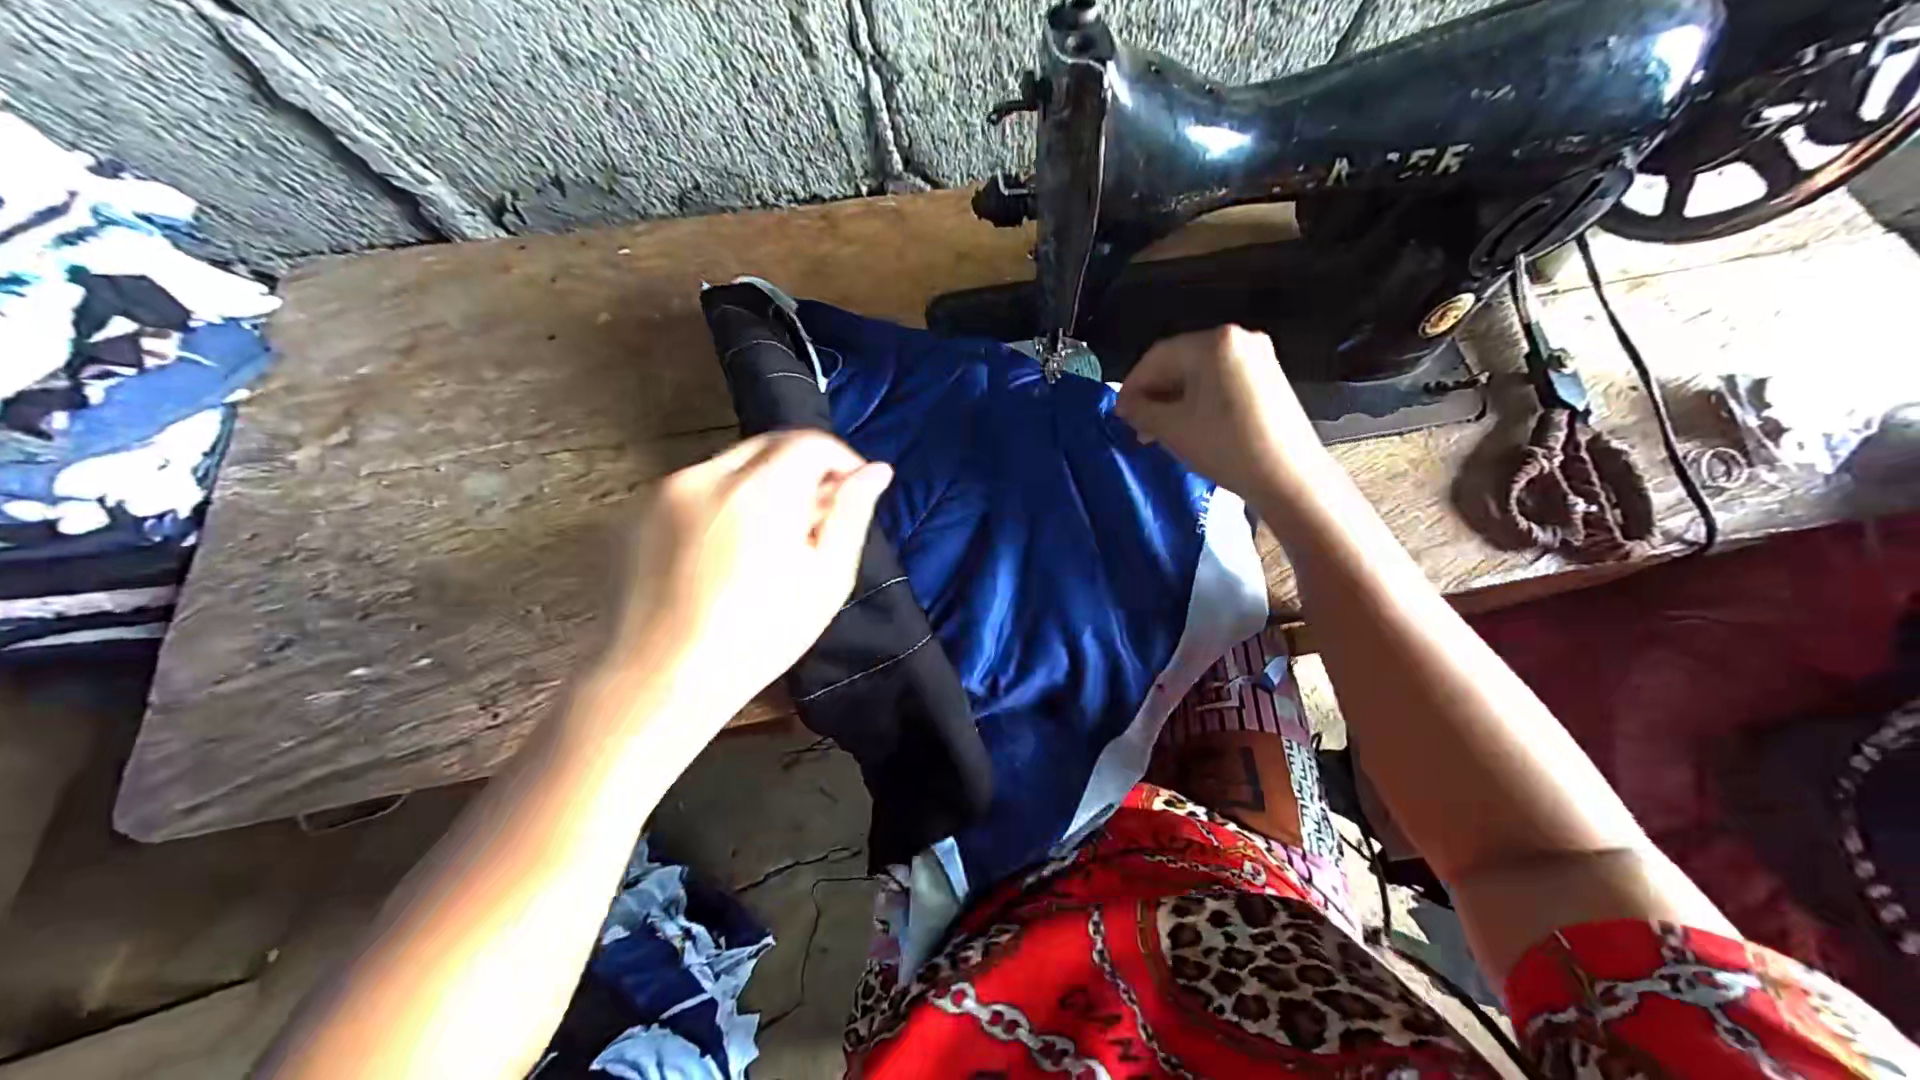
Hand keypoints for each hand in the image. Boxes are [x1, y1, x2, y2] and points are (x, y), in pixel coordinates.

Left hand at [611, 430, 891, 718]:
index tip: (853, 488)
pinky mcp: (636, 512)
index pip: (809, 441)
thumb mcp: (825, 579)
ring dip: (761, 484)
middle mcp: (708, 474)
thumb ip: (851, 514)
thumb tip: (876, 471)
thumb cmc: (758, 636)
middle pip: (767, 444)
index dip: (840, 458)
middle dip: (801, 466)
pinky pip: (693, 489)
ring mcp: (664, 490)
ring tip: (770, 541)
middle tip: (817, 515)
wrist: (660, 678)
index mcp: (760, 488)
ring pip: (729, 465)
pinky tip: (726, 554)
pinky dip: (722, 502)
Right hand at [1116, 326, 1326, 497]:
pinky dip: (1199, 400)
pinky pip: (1221, 381)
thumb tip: (1126, 405)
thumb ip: (1140, 410)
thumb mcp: (1172, 428)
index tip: (1119, 413)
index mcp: (1214, 342)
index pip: (1157, 357)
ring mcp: (1258, 358)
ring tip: (1160, 430)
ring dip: (1174, 399)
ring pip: (1200, 373)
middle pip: (1180, 361)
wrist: (1287, 476)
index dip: (1132, 385)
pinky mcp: (1268, 379)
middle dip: (1155, 393)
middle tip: (1138, 425)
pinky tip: (1188, 425)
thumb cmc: (1225, 446)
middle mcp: (1239, 339)